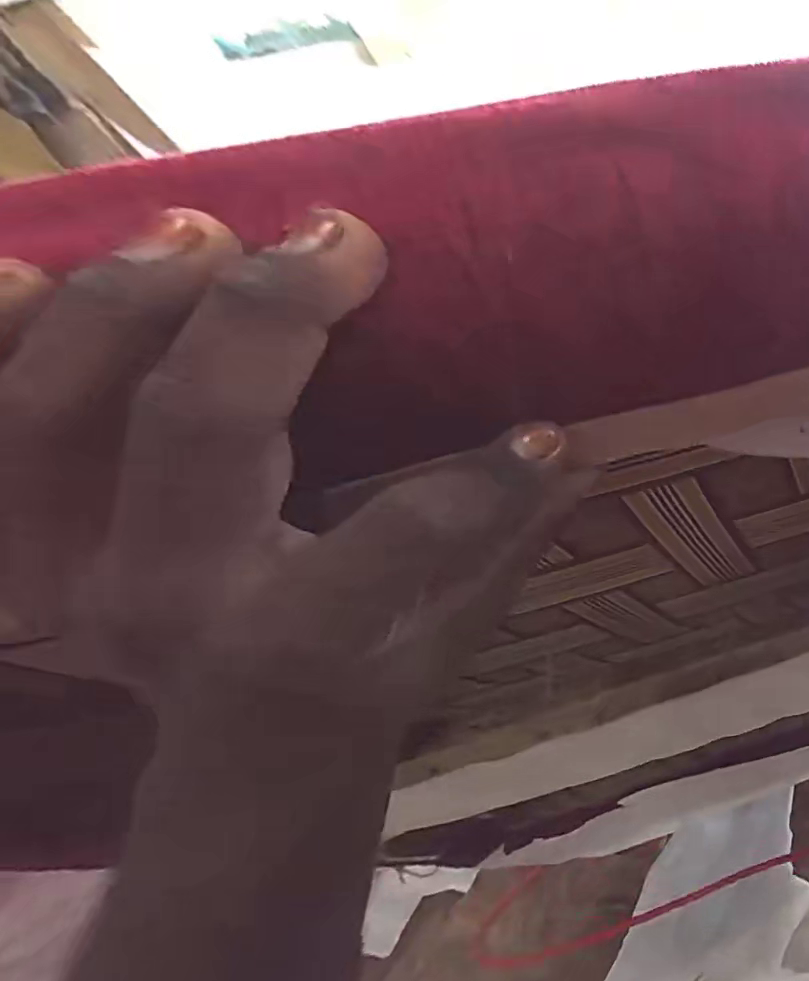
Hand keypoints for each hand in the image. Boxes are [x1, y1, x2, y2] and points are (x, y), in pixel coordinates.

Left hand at [0, 207, 589, 732]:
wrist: (252, 749)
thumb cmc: (385, 684)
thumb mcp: (466, 624)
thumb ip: (516, 536)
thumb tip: (581, 453)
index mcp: (306, 628)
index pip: (407, 530)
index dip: (489, 477)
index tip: (549, 433)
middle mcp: (176, 591)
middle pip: (201, 424)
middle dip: (273, 316)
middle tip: (339, 241)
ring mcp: (74, 564)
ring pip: (59, 404)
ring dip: (136, 300)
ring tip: (208, 231)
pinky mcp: (26, 544)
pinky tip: (39, 272)